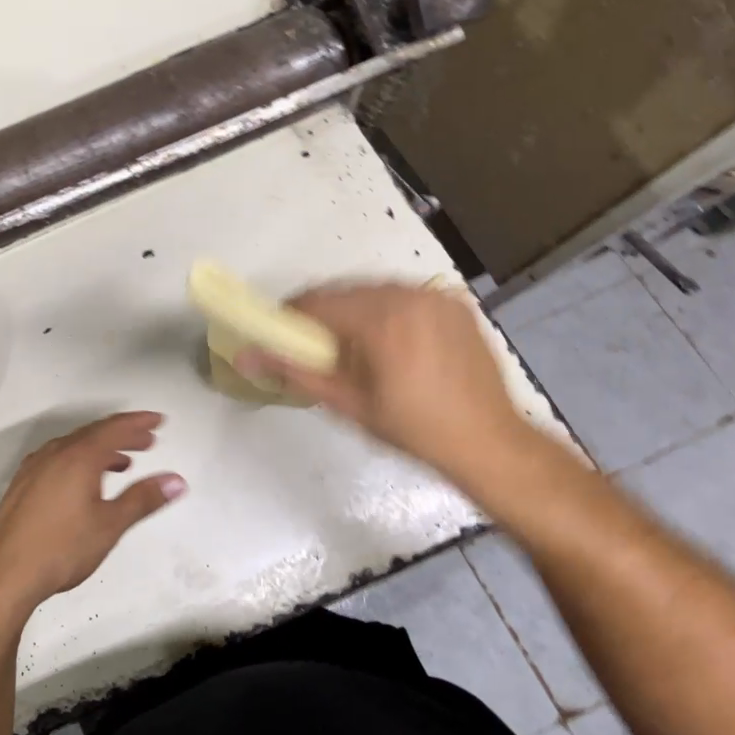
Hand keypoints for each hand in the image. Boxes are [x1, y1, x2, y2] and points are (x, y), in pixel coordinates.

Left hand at [0, 412, 186, 619]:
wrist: (6, 572)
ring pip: (73, 447)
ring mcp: (34, 468)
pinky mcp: (22, 484)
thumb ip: (143, 499)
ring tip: (122, 464)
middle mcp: (54, 454)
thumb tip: (176, 480)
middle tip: (147, 441)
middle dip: (122, 435)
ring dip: (100, 449)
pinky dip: (78, 461)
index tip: (158, 421)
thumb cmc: (63, 547)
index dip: (138, 423)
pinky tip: (84, 482)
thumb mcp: (110, 525)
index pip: (113, 428)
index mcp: (78, 457)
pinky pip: (57, 459)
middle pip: (93, 434)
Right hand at [237, 283, 536, 480]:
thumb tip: (243, 355)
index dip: (291, 315)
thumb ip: (291, 372)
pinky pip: (406, 297)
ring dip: (355, 310)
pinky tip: (388, 342)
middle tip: (315, 346)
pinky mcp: (455, 304)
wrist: (490, 443)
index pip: (317, 301)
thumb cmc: (412, 429)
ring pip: (375, 291)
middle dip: (324, 314)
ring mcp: (436, 297)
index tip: (280, 335)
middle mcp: (409, 296)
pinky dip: (388, 311)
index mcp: (380, 319)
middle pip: (345, 292)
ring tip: (352, 346)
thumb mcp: (345, 403)